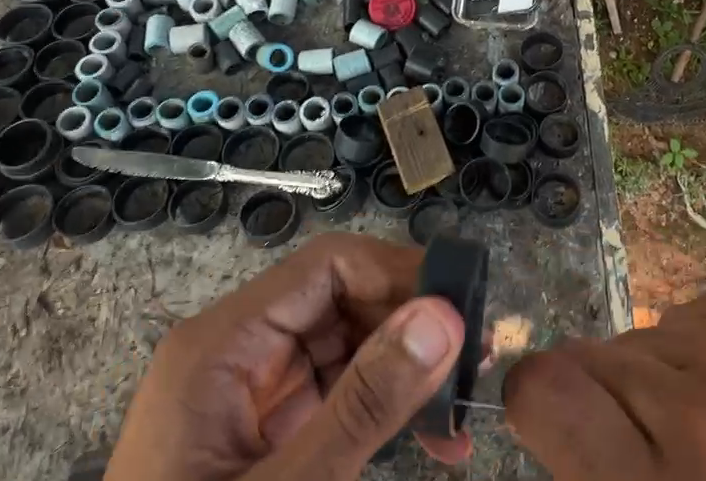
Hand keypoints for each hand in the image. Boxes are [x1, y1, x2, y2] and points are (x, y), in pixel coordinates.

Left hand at [105, 233, 467, 480]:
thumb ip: (363, 405)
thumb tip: (443, 317)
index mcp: (224, 342)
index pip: (328, 266)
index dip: (400, 274)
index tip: (464, 309)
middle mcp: (240, 350)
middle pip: (344, 300)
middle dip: (414, 326)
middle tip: (480, 361)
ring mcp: (256, 391)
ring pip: (351, 345)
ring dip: (410, 372)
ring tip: (465, 408)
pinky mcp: (272, 429)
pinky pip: (341, 394)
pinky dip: (387, 409)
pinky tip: (434, 439)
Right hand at [504, 292, 705, 480]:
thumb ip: (591, 457)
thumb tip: (541, 389)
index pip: (544, 388)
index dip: (536, 397)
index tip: (562, 417)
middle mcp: (704, 406)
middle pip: (591, 355)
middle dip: (613, 395)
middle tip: (660, 439)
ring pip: (644, 330)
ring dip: (662, 368)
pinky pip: (692, 311)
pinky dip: (703, 346)